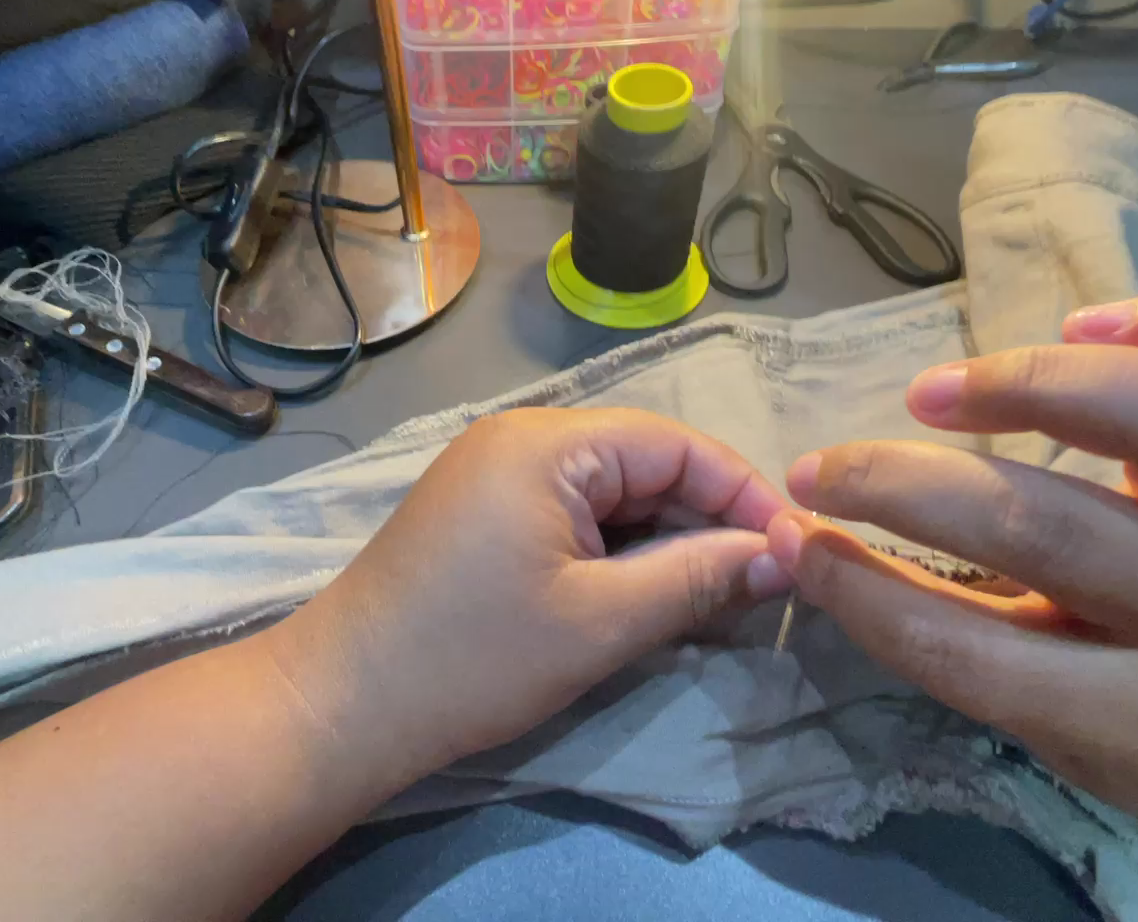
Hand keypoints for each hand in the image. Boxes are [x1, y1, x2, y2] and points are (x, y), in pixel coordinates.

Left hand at [263, 409, 786, 779]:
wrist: (347, 699)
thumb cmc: (473, 657)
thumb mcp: (600, 621)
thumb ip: (697, 576)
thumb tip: (778, 554)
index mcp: (545, 442)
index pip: (672, 442)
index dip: (740, 491)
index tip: (790, 549)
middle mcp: (519, 438)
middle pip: (640, 461)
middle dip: (701, 518)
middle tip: (757, 583)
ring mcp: (495, 471)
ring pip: (608, 490)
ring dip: (661, 536)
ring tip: (711, 593)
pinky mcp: (483, 508)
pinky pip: (570, 510)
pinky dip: (615, 546)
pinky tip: (644, 587)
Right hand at [763, 287, 1137, 857]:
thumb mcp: (1072, 730)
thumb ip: (949, 638)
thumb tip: (808, 543)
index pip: (973, 651)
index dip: (857, 589)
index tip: (791, 534)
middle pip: (1052, 533)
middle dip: (901, 487)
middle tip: (821, 470)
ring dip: (1040, 388)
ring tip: (935, 390)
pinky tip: (1094, 320)